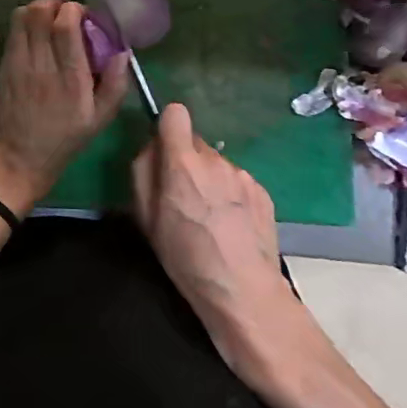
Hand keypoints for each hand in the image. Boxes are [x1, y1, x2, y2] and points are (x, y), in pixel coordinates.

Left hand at [0, 0, 131, 215]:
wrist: (22, 155)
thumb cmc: (67, 137)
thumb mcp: (102, 117)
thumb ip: (117, 82)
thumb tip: (123, 49)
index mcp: (70, 77)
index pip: (65, 25)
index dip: (75, 9)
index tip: (86, 16)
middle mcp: (42, 64)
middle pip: (41, 12)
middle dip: (56, 2)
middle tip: (68, 12)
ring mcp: (19, 62)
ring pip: (23, 15)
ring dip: (39, 7)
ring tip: (52, 16)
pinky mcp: (5, 64)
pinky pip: (12, 29)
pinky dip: (25, 20)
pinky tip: (37, 31)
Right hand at [132, 103, 312, 380]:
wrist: (244, 293)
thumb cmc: (185, 258)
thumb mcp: (145, 218)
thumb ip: (143, 171)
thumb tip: (152, 148)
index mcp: (182, 162)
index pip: (176, 113)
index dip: (167, 127)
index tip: (163, 151)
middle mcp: (215, 160)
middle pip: (195, 143)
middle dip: (185, 161)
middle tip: (181, 197)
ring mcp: (243, 175)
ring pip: (216, 164)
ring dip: (209, 179)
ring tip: (209, 218)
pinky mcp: (263, 192)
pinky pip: (237, 182)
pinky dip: (230, 195)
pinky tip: (230, 226)